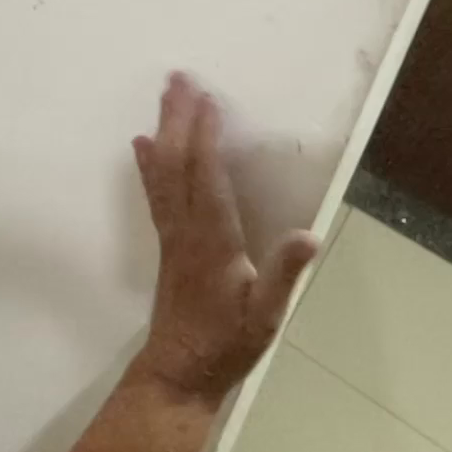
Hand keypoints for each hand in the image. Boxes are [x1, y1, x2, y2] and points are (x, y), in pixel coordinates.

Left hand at [129, 74, 319, 403]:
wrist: (179, 373)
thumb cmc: (226, 342)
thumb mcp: (264, 315)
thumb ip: (283, 274)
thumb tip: (309, 234)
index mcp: (213, 238)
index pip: (207, 176)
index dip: (206, 137)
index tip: (208, 100)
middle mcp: (186, 225)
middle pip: (178, 162)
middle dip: (179, 118)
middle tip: (178, 78)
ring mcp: (172, 231)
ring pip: (163, 170)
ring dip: (165, 128)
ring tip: (165, 94)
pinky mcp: (166, 239)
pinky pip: (155, 190)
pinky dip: (148, 161)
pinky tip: (141, 142)